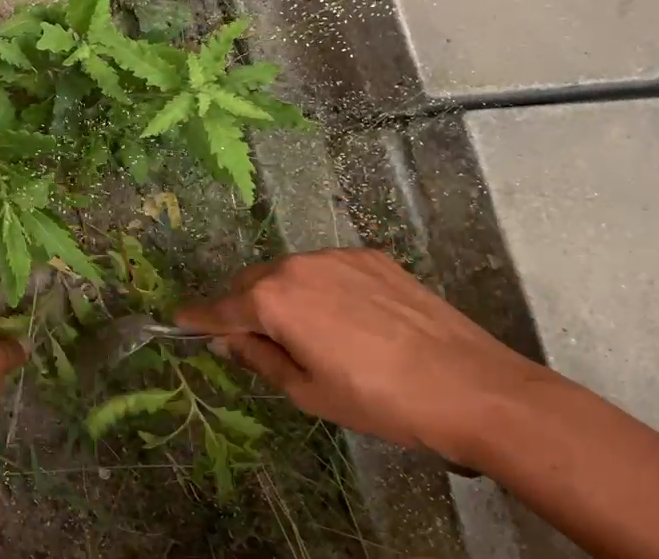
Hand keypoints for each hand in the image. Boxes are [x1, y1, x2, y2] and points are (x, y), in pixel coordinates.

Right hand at [175, 248, 547, 464]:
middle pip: (251, 285)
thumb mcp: (309, 393)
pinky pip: (329, 269)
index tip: (180, 321)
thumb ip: (259, 360)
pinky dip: (326, 288)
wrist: (478, 390)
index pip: (219, 309)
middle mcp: (294, 267)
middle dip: (248, 308)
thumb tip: (228, 340)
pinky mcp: (372, 258)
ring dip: (287, 296)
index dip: (198, 319)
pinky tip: (353, 319)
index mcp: (271, 301)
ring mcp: (335, 258)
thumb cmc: (383, 401)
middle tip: (263, 342)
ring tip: (316, 332)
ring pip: (290, 273)